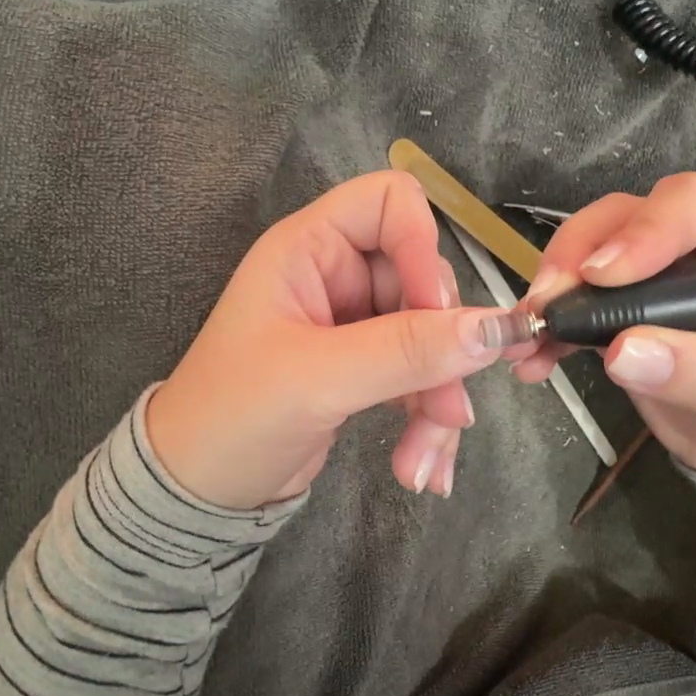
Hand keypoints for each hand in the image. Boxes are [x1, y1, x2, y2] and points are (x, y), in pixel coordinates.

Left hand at [147, 171, 511, 508]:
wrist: (199, 491)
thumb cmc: (235, 417)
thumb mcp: (319, 380)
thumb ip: (407, 350)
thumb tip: (496, 329)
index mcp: (308, 249)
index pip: (390, 203)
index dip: (423, 248)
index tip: (438, 315)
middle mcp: (334, 274)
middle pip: (423, 279)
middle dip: (442, 350)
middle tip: (448, 411)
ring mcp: (352, 322)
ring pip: (432, 335)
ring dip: (439, 397)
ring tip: (426, 460)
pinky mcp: (364, 367)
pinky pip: (420, 374)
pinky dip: (428, 418)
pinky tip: (422, 467)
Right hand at [508, 174, 695, 481]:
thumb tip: (625, 350)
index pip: (695, 206)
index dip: (646, 229)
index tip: (603, 274)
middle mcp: (694, 249)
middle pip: (625, 219)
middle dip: (578, 253)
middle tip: (548, 300)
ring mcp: (652, 282)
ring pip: (588, 254)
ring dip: (552, 289)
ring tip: (527, 332)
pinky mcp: (620, 318)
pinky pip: (574, 307)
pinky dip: (548, 329)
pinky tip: (533, 359)